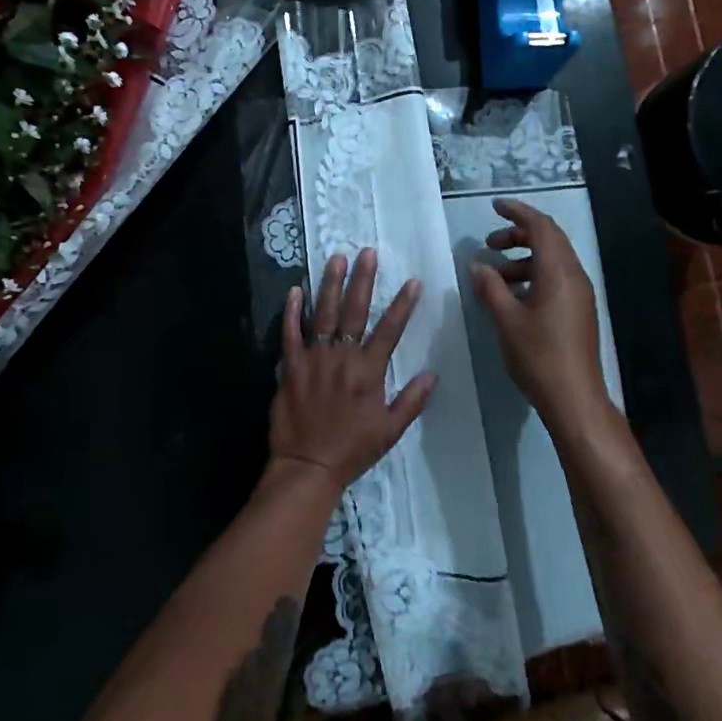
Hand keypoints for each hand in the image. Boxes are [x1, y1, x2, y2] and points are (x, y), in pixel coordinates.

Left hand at [271, 248, 436, 489]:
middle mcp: (342, 358)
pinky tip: (295, 290)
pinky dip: (291, 312)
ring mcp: (313, 360)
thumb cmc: (353, 449)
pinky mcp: (289, 368)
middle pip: (354, 311)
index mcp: (368, 371)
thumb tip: (432, 375)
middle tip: (367, 253)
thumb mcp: (391, 429)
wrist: (307, 467)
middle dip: (363, 280)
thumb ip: (412, 400)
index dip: (403, 304)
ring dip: (330, 284)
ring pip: (322, 314)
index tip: (412, 281)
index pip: (389, 329)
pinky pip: (289, 334)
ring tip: (336, 259)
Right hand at [467, 199, 609, 432]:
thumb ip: (490, 288)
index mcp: (559, 272)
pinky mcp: (579, 310)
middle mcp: (575, 276)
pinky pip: (557, 279)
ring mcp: (580, 294)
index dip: (518, 212)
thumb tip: (477, 265)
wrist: (574, 397)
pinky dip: (534, 276)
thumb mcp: (507, 320)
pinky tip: (513, 295)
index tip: (494, 207)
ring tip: (494, 274)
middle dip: (519, 235)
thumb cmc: (538, 356)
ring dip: (524, 259)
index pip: (541, 227)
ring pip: (553, 261)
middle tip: (489, 243)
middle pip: (550, 240)